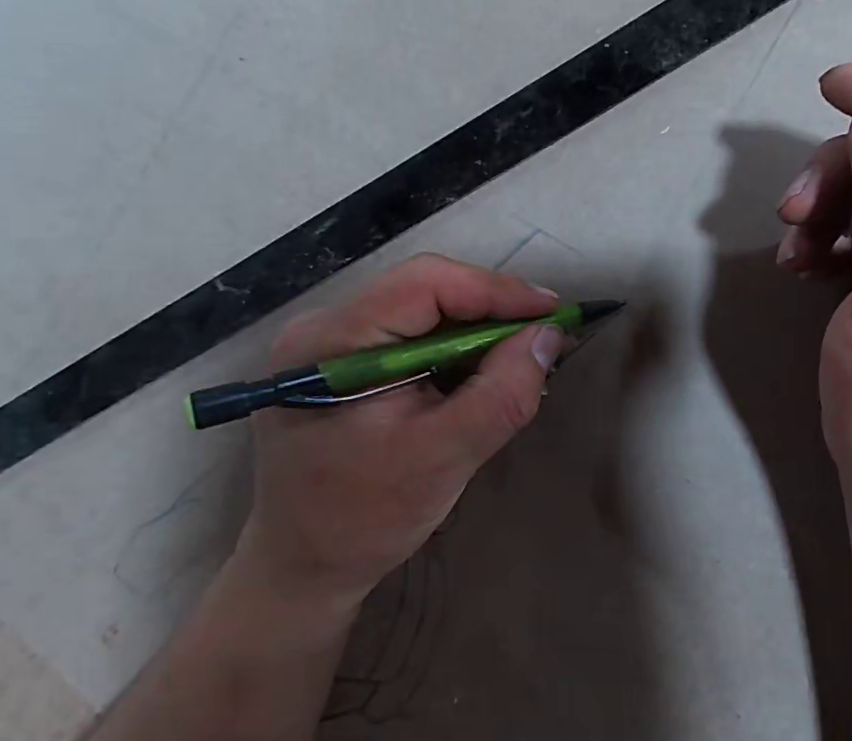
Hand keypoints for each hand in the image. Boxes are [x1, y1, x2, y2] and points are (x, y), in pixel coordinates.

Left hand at [234, 254, 565, 603]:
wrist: (300, 567)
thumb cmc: (362, 521)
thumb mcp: (440, 461)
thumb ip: (499, 396)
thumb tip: (548, 336)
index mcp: (331, 342)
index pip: (422, 284)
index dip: (493, 290)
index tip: (552, 311)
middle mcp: (323, 326)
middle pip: (421, 291)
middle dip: (488, 311)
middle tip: (543, 337)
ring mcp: (329, 342)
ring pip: (418, 311)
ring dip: (473, 331)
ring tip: (518, 358)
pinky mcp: (342, 361)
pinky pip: (408, 335)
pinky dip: (450, 350)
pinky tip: (477, 374)